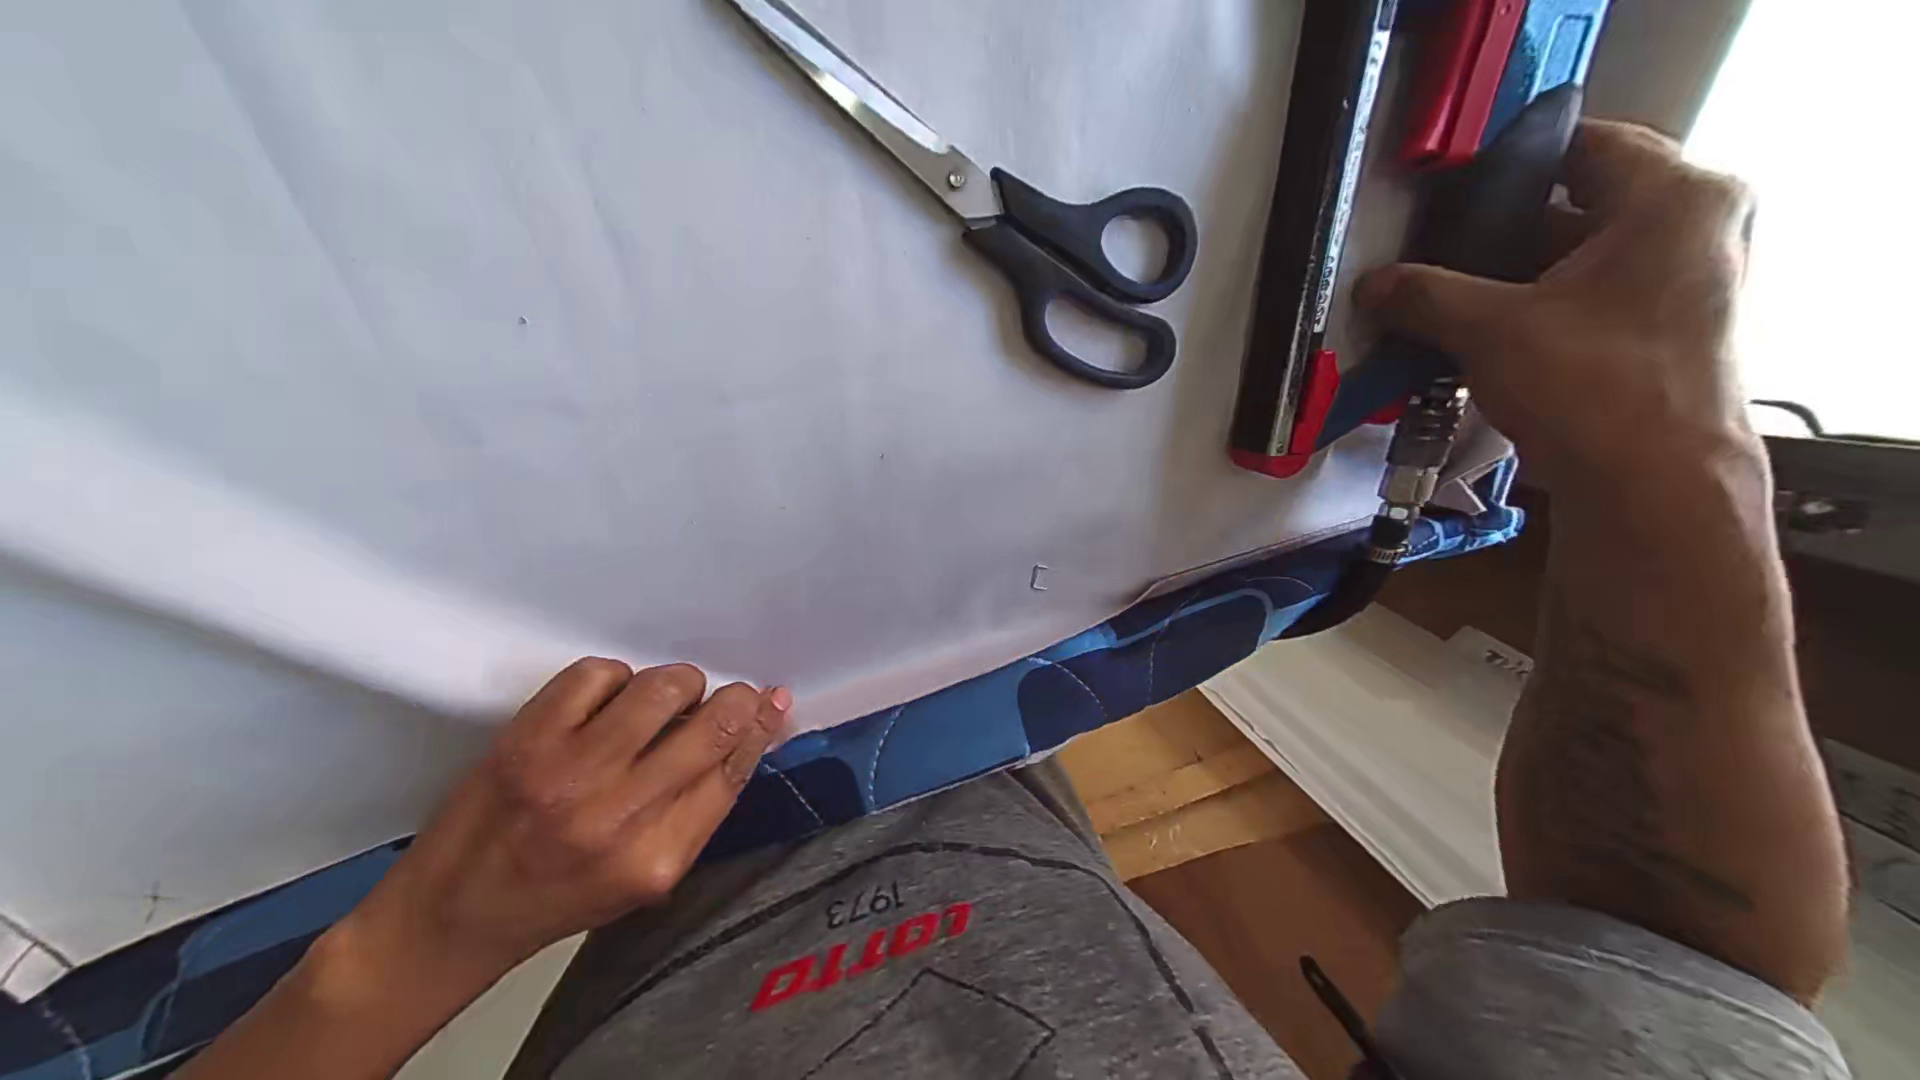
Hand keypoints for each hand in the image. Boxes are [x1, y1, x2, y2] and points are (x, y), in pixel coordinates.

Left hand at [334, 659, 789, 987]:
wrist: (451, 917)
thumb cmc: (564, 895)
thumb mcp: (649, 873)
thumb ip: (701, 805)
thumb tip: (751, 731)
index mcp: (658, 858)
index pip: (734, 768)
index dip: (762, 724)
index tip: (772, 700)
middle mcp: (620, 816)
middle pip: (714, 723)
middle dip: (736, 698)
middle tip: (730, 694)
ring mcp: (570, 773)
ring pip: (663, 687)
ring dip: (677, 684)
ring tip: (662, 702)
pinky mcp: (526, 739)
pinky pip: (599, 673)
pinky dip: (613, 678)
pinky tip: (606, 702)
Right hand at [1357, 119, 1761, 503]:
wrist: (1644, 481)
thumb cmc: (1594, 386)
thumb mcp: (1490, 328)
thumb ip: (1424, 296)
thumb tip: (1373, 286)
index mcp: (1673, 202)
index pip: (1582, 146)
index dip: (1507, 163)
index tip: (1448, 188)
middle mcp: (1683, 234)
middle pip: (1564, 211)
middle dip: (1487, 237)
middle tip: (1426, 253)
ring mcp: (1665, 287)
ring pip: (1559, 264)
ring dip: (1493, 284)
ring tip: (1431, 300)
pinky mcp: (1638, 334)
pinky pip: (1563, 304)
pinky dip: (1514, 315)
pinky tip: (1461, 335)